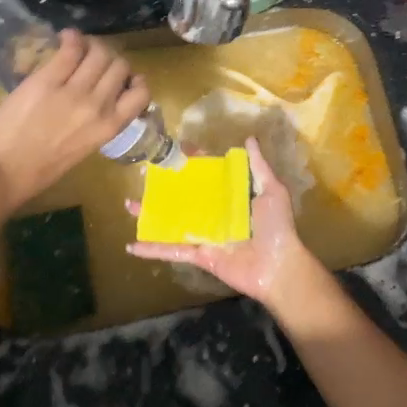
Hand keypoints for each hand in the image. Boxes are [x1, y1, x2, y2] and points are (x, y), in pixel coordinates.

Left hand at [0, 29, 149, 209]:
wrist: (1, 171)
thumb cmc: (39, 171)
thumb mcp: (81, 150)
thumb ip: (95, 124)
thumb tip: (97, 99)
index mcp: (109, 128)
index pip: (141, 93)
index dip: (133, 81)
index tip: (121, 79)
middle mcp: (98, 105)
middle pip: (120, 66)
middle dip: (111, 60)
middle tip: (94, 60)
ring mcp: (73, 90)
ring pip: (99, 53)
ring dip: (92, 45)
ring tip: (79, 46)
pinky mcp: (47, 79)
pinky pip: (70, 50)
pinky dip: (71, 38)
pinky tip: (65, 37)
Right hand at [126, 137, 325, 306]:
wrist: (278, 267)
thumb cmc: (277, 227)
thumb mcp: (272, 191)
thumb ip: (259, 166)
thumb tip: (249, 139)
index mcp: (232, 197)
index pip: (209, 176)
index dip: (194, 163)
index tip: (177, 150)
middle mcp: (216, 213)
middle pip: (185, 197)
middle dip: (165, 187)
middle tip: (144, 174)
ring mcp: (205, 234)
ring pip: (172, 221)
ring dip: (150, 215)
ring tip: (128, 205)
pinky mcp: (198, 255)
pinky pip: (172, 250)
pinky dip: (152, 249)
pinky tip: (132, 245)